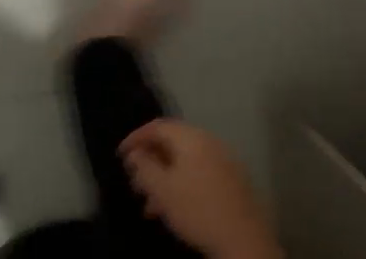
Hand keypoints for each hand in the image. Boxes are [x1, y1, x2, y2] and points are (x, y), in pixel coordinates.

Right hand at [121, 120, 281, 258]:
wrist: (244, 240)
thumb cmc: (197, 209)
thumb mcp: (162, 190)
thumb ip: (144, 167)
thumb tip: (135, 153)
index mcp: (192, 137)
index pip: (158, 126)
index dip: (136, 138)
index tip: (121, 155)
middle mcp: (209, 142)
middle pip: (172, 144)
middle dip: (150, 163)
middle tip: (135, 183)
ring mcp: (223, 161)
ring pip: (185, 163)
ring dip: (164, 179)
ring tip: (150, 205)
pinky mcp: (232, 181)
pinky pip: (199, 174)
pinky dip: (182, 185)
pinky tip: (173, 209)